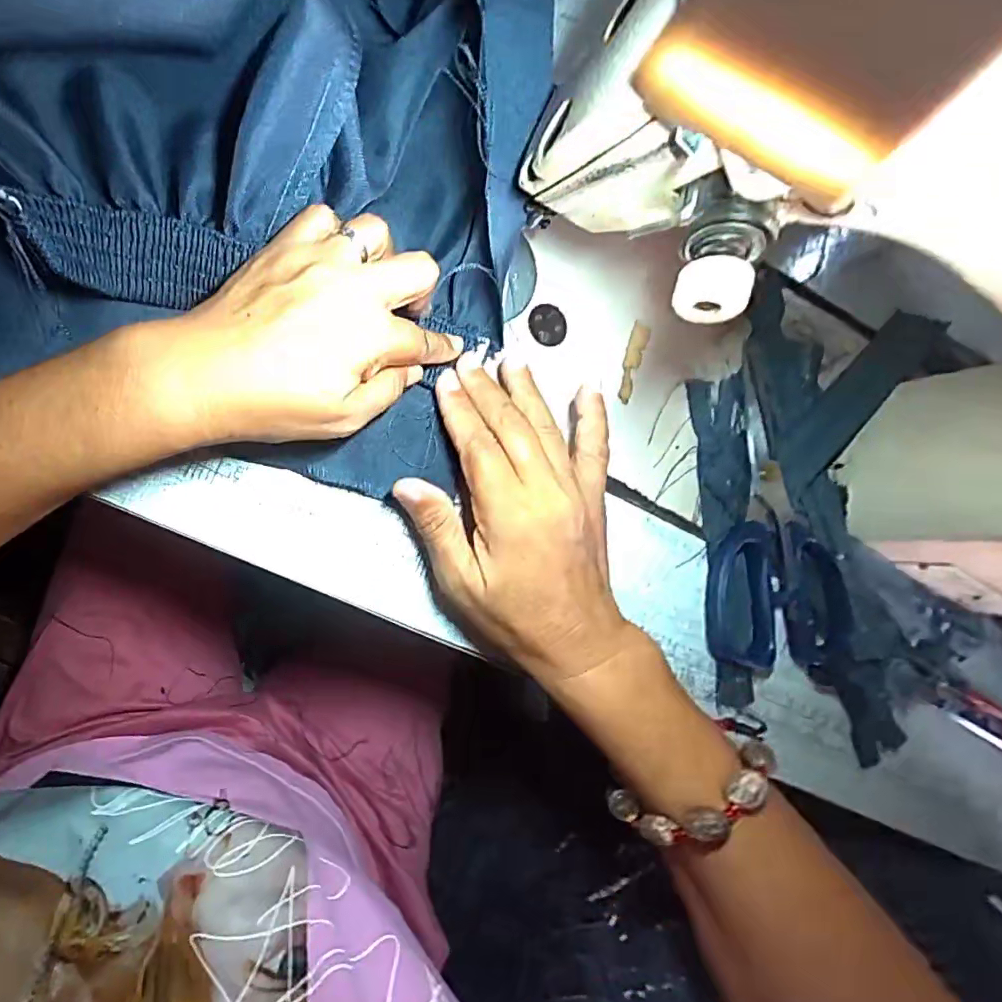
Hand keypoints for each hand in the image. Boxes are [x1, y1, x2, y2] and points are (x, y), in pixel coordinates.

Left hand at [145, 205, 464, 443]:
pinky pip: (323, 217)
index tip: (447, 348)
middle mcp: (355, 287)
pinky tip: (321, 258)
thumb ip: (384, 394)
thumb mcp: (338, 419)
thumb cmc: (270, 404)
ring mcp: (320, 258)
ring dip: (378, 257)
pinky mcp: (286, 245)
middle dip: (421, 293)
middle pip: (419, 269)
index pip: (422, 340)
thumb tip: (410, 370)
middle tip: (401, 313)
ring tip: (360, 281)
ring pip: (375, 232)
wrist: (205, 372)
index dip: (439, 348)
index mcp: (371, 333)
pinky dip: (330, 233)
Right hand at [393, 351, 635, 682]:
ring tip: (512, 359)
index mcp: (509, 511)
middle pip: (511, 428)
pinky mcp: (592, 497)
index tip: (445, 382)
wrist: (579, 642)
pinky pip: (594, 449)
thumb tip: (407, 484)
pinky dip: (591, 417)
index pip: (479, 447)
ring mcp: (574, 491)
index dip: (460, 413)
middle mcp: (545, 491)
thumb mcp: (461, 582)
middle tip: (468, 360)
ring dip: (528, 391)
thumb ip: (436, 528)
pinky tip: (588, 390)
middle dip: (487, 392)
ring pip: (547, 429)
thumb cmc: (512, 617)